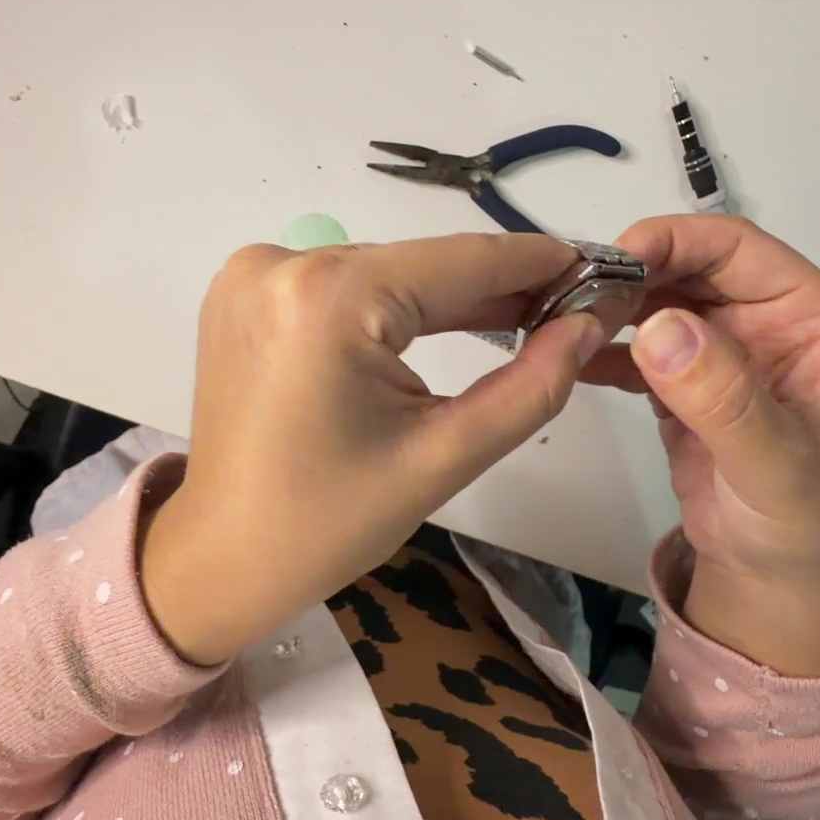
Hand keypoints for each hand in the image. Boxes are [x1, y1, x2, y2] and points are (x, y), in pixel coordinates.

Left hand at [142, 234, 610, 664]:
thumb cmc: (329, 524)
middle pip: (418, 264)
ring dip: (443, 296)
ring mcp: (251, 274)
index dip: (536, 263)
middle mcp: (280, 262)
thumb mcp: (443, 458)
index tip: (597, 270)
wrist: (222, 557)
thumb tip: (590, 326)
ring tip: (516, 317)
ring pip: (380, 273)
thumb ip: (530, 387)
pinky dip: (388, 305)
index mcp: (327, 299)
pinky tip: (432, 326)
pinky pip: (338, 286)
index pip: (460, 263)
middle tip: (567, 304)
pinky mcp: (240, 294)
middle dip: (494, 287)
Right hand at [585, 216, 819, 676]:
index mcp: (810, 319)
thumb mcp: (771, 464)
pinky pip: (641, 351)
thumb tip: (657, 326)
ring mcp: (723, 355)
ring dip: (612, 309)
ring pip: (660, 306)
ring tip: (558, 322)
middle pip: (691, 271)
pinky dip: (605, 351)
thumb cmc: (800, 525)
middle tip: (568, 293)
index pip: (739, 252)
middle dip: (632, 275)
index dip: (675, 242)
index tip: (609, 257)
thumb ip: (721, 398)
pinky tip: (567, 358)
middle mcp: (767, 324)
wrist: (778, 583)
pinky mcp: (686, 387)